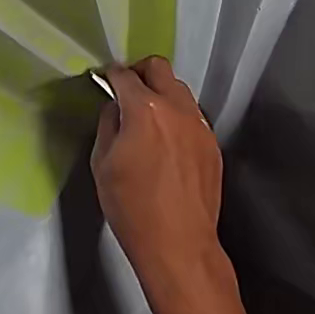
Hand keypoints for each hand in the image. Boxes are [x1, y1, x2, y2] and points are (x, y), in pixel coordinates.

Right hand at [92, 57, 223, 295]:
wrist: (178, 245)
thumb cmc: (131, 206)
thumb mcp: (102, 162)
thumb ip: (108, 124)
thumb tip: (115, 107)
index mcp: (144, 109)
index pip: (124, 75)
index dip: (110, 74)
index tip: (104, 80)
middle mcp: (176, 109)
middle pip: (158, 68)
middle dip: (139, 72)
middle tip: (126, 90)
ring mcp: (199, 126)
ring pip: (179, 90)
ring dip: (161, 93)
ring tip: (147, 117)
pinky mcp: (212, 145)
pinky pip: (192, 116)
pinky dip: (176, 116)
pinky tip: (166, 142)